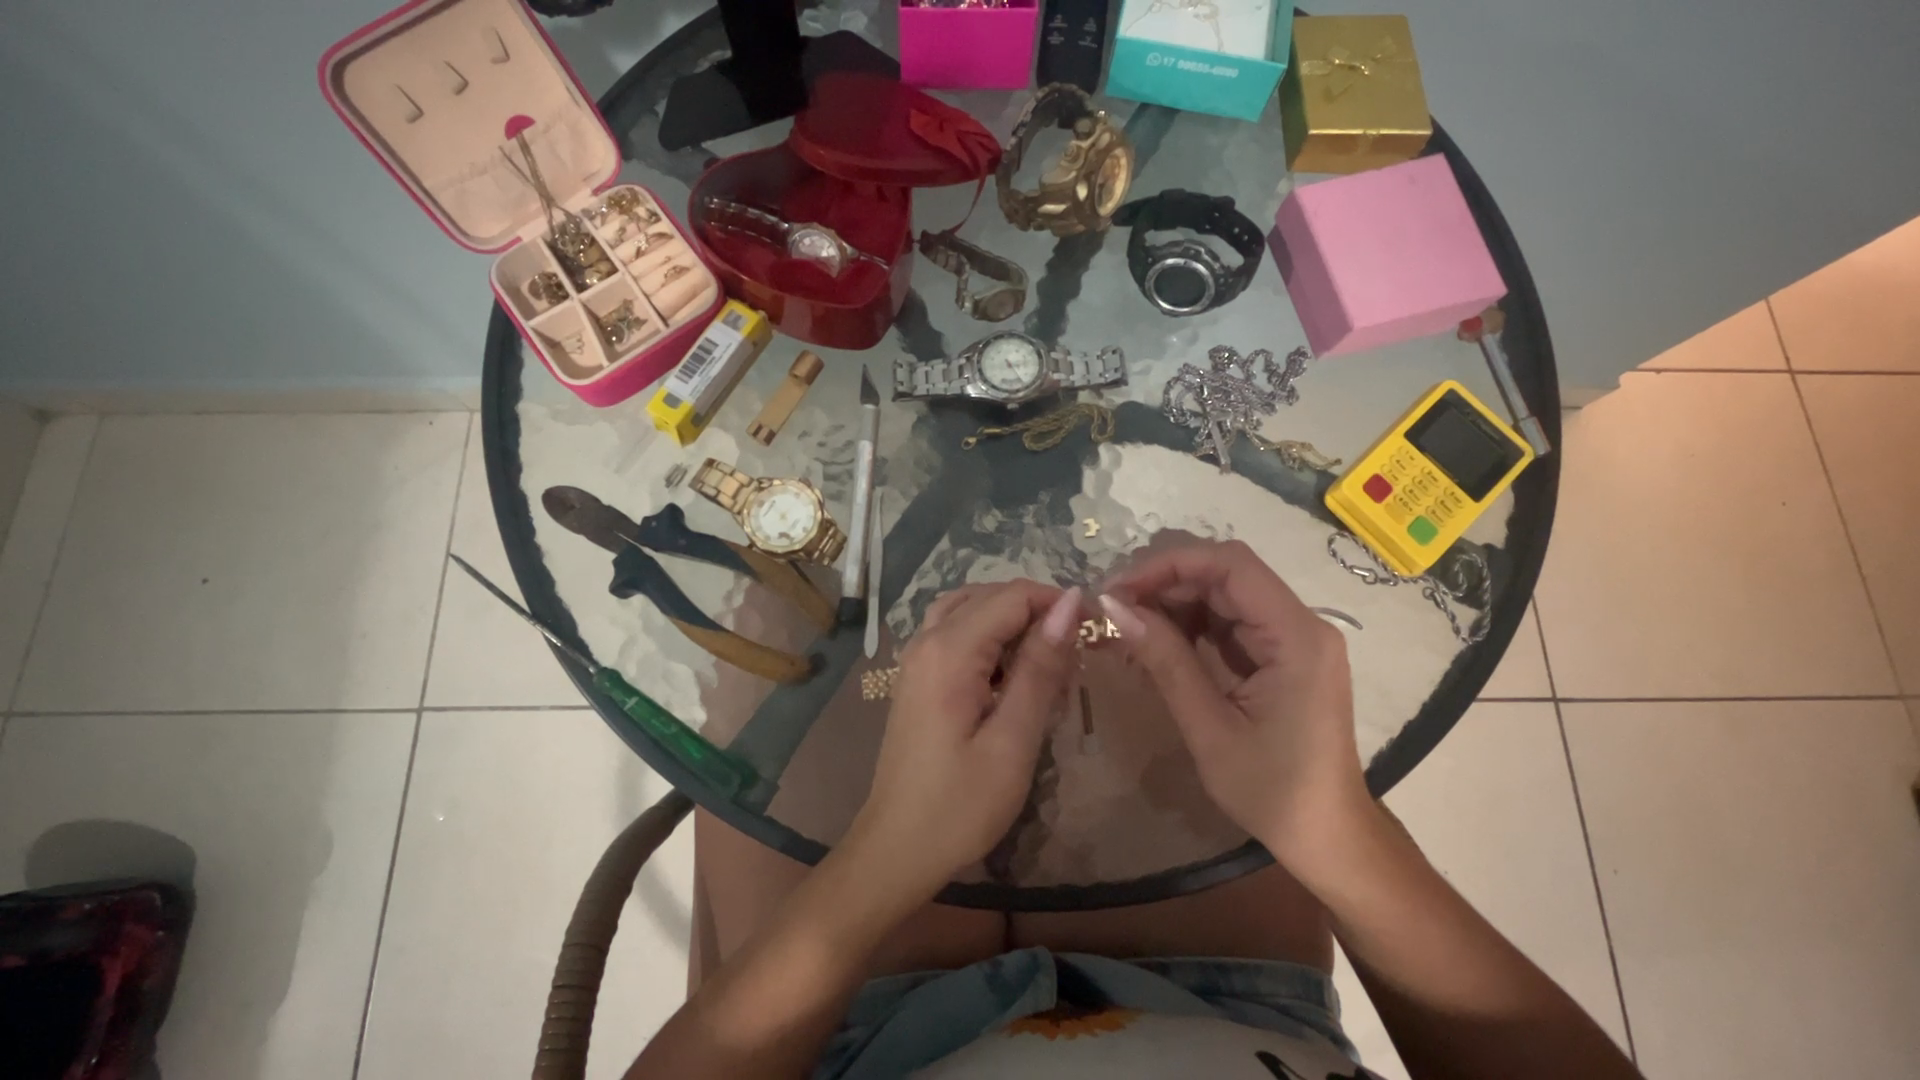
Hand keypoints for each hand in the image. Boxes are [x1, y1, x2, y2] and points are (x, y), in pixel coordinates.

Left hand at [847, 581, 1084, 899]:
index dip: (1059, 604)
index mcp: (949, 650)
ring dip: (1013, 625)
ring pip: (970, 611)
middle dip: (1037, 613)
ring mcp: (916, 658)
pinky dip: (989, 641)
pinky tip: (1013, 679)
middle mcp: (926, 640)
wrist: (898, 848)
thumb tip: (1071, 603)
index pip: (1013, 596)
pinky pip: (956, 635)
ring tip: (1047, 664)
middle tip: (1075, 657)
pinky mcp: (917, 679)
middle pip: (990, 597)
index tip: (1096, 633)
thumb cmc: (961, 804)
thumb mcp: (1013, 740)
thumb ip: (1040, 667)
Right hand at [1100, 541, 1372, 876]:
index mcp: (1297, 637)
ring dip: (1174, 601)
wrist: (1328, 836)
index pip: (1231, 565)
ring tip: (1126, 623)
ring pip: (1226, 594)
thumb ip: (1165, 661)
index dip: (1169, 564)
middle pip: (1227, 574)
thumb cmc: (1272, 791)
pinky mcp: (1282, 656)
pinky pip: (1232, 622)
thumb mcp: (1209, 728)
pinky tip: (1155, 640)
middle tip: (1113, 607)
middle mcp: (1302, 624)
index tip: (1118, 589)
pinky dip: (1191, 624)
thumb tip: (1112, 608)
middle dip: (1166, 581)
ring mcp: (1294, 639)